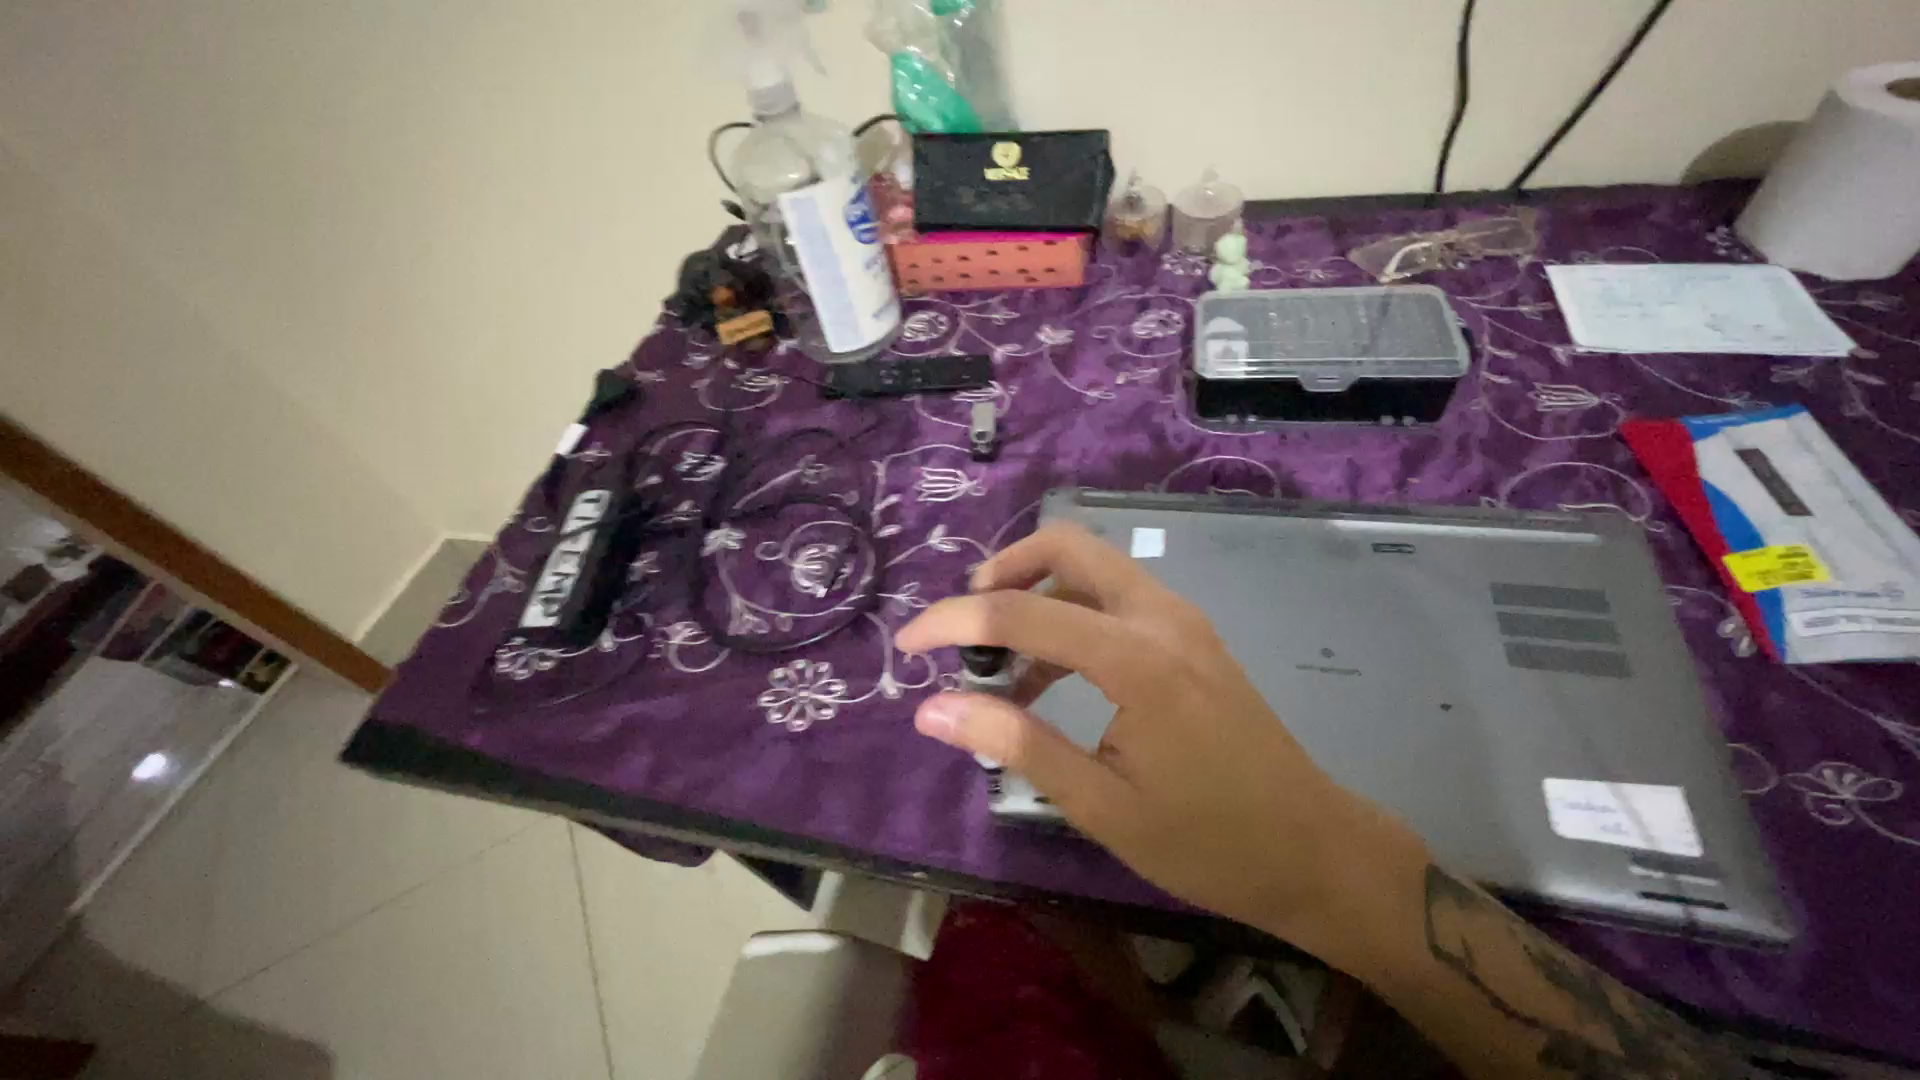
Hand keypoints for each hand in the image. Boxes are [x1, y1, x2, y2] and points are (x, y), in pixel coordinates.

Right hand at [897, 522, 1428, 956]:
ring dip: (1035, 592)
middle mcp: (1159, 616)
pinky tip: (1049, 677)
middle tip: (964, 622)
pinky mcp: (1189, 636)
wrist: (1313, 849)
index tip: (907, 644)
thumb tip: (931, 709)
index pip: (1023, 613)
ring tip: (997, 662)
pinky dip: (1069, 614)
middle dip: (1002, 569)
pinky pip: (1115, 597)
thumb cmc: (1207, 840)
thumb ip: (1015, 745)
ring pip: (1092, 565)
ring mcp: (1181, 619)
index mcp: (1137, 658)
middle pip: (1067, 545)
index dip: (953, 622)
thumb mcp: (1100, 805)